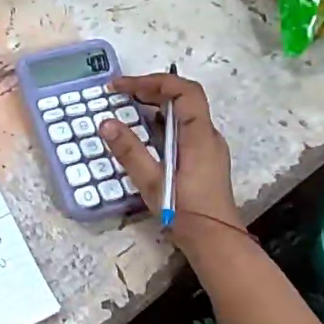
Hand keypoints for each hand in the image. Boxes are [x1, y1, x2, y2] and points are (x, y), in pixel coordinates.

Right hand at [96, 74, 240, 251]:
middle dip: (151, 89)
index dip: (153, 81)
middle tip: (120, 93)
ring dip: (156, 104)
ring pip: (184, 112)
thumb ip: (129, 151)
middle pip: (184, 97)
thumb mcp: (152, 182)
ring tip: (128, 107)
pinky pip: (184, 127)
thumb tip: (106, 123)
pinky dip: (162, 121)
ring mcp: (209, 147)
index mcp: (199, 135)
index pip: (183, 90)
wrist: (217, 241)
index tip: (123, 87)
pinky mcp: (205, 158)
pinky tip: (144, 134)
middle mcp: (208, 135)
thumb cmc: (186, 212)